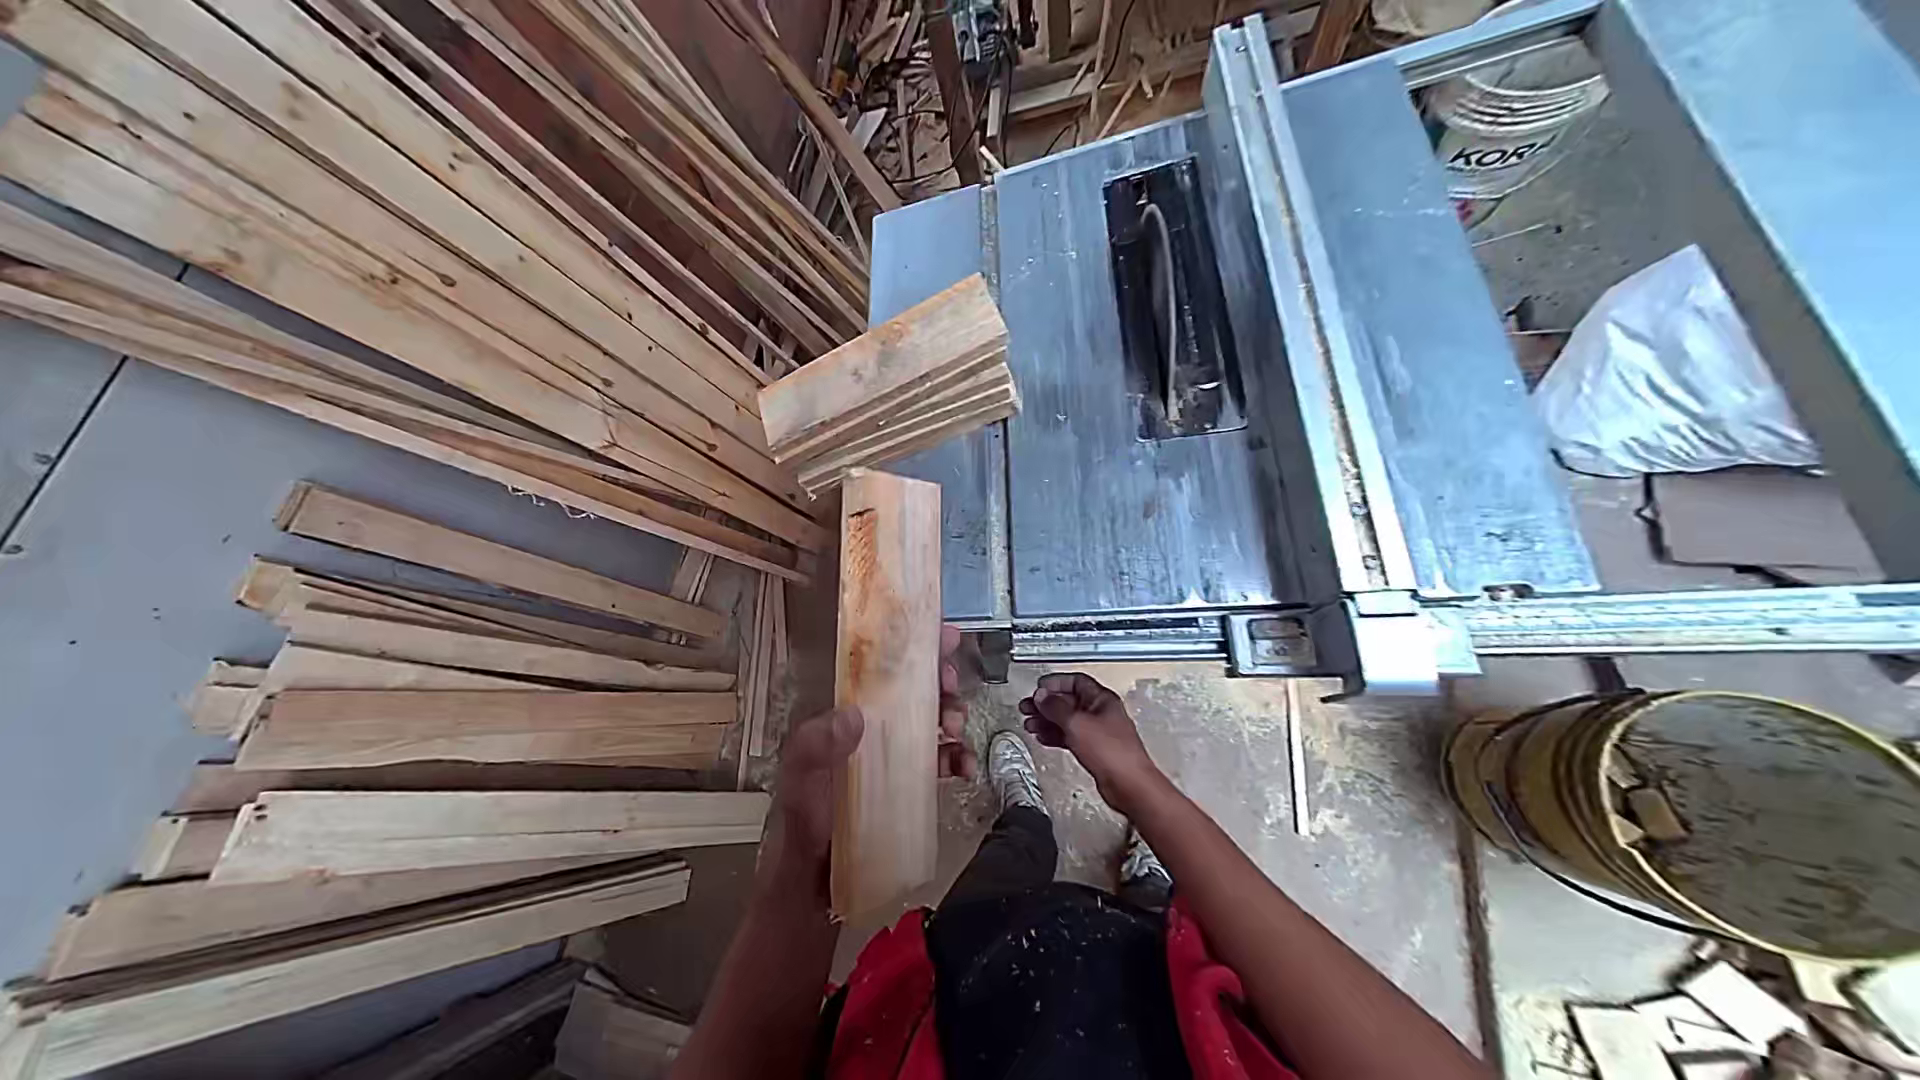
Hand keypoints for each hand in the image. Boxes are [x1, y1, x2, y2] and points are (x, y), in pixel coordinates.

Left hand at [762, 626, 973, 887]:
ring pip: (932, 718)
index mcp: (844, 716)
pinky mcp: (908, 782)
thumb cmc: (803, 828)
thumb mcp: (799, 784)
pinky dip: (959, 756)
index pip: (881, 669)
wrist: (817, 888)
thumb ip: (814, 749)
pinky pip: (941, 758)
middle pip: (914, 689)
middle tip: (952, 689)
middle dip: (940, 680)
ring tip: (958, 731)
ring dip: (953, 715)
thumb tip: (854, 714)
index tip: (945, 637)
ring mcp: (891, 754)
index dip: (914, 648)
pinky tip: (965, 768)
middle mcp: (870, 728)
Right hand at [1019, 672, 1166, 814]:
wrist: (1128, 784)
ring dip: (1047, 721)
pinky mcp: (1094, 749)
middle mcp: (1101, 713)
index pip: (1075, 681)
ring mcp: (1098, 732)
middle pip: (1069, 701)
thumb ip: (1056, 707)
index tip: (1039, 688)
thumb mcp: (1077, 723)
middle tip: (1028, 707)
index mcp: (1101, 699)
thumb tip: (1042, 696)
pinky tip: (1044, 738)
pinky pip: (1070, 736)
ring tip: (1030, 724)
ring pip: (1067, 720)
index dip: (1055, 682)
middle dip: (1046, 704)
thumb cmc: (1114, 752)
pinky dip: (1056, 736)